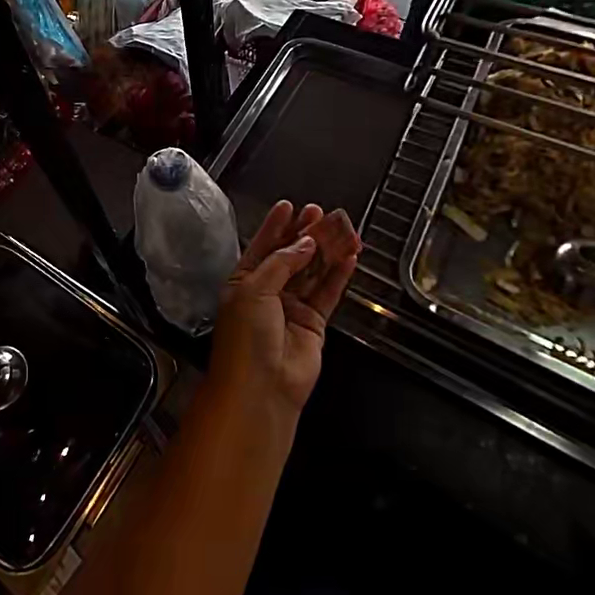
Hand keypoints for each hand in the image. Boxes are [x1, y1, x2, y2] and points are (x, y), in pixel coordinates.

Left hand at [213, 201, 358, 412]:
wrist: (261, 388)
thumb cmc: (245, 340)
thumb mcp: (254, 289)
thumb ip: (282, 262)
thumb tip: (305, 242)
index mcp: (245, 283)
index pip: (263, 246)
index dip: (277, 226)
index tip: (289, 206)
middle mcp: (269, 293)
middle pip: (292, 256)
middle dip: (306, 234)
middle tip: (321, 213)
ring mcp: (292, 308)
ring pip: (314, 271)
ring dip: (327, 250)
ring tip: (342, 229)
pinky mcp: (314, 322)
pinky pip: (329, 291)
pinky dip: (340, 274)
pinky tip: (349, 257)